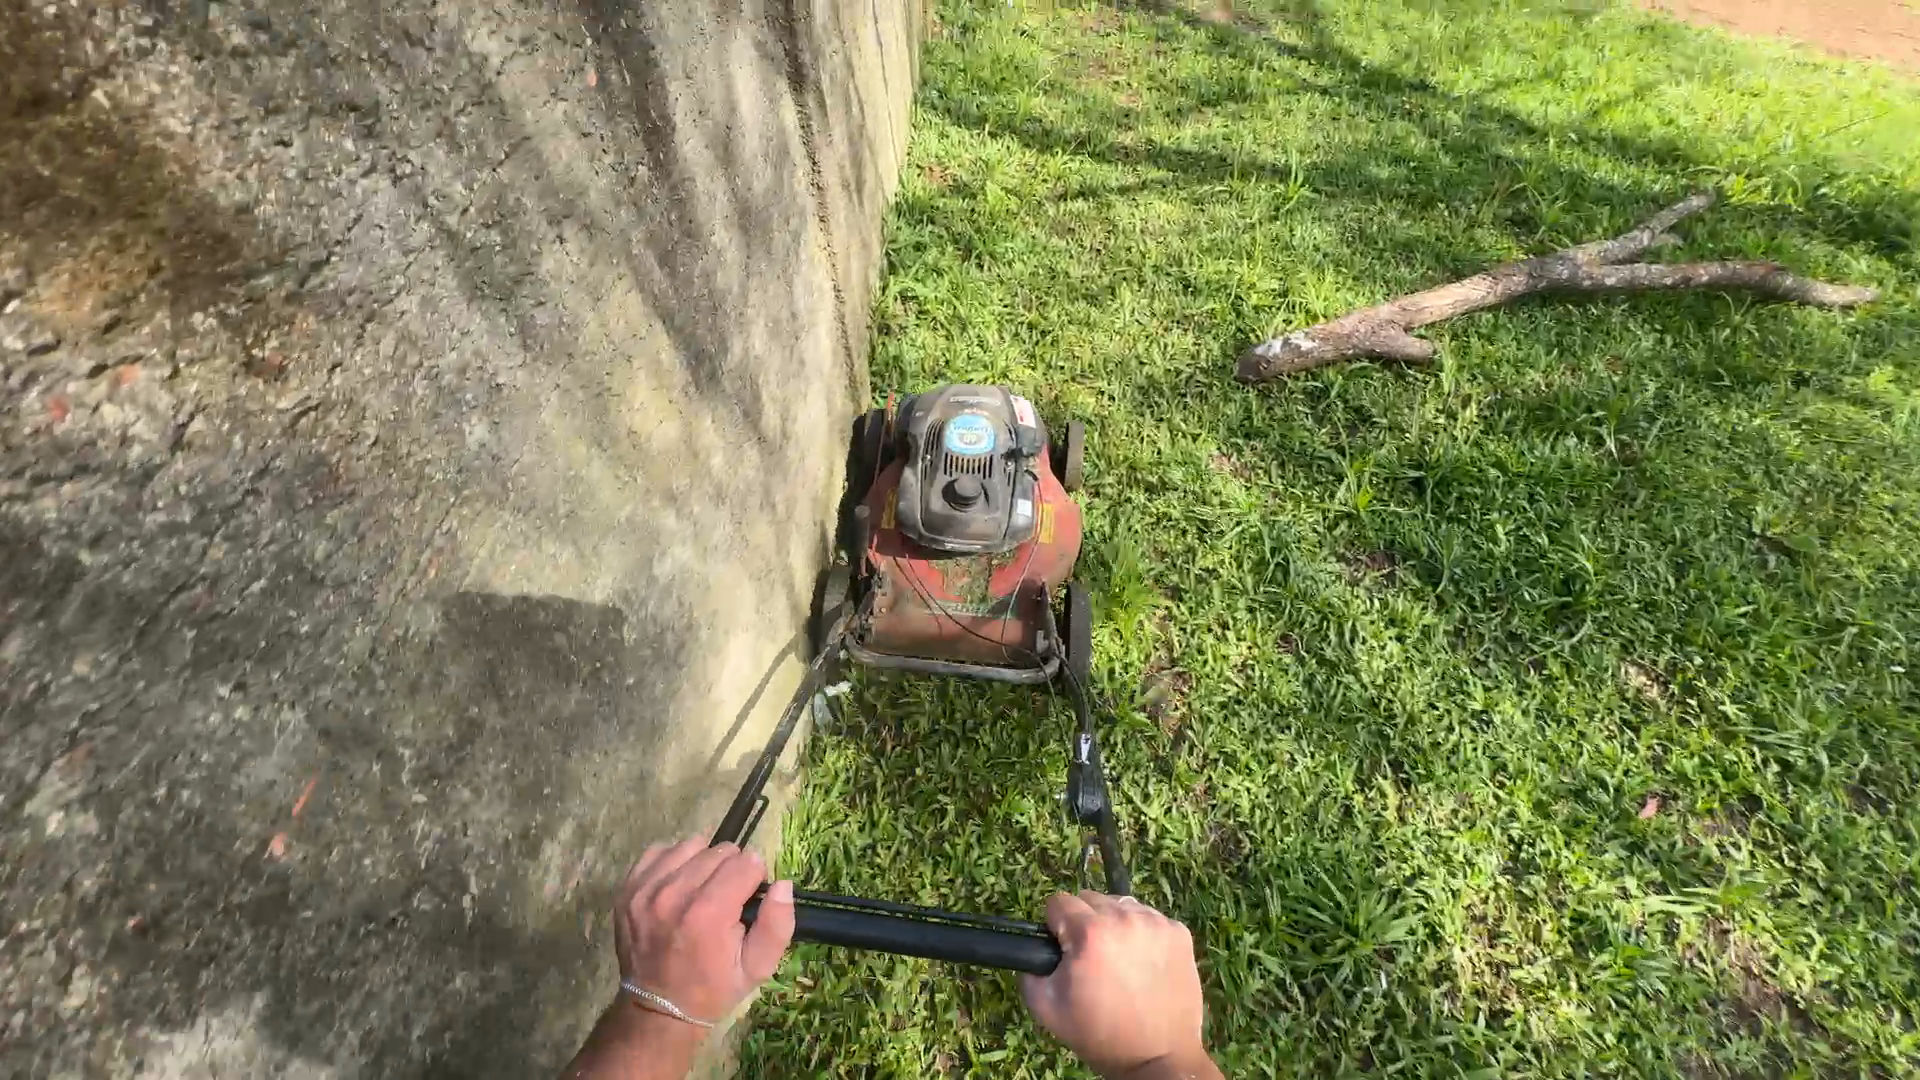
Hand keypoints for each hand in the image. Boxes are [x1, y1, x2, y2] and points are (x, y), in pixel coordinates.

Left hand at [612, 838, 795, 1025]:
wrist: (656, 1011)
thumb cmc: (712, 987)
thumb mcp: (757, 967)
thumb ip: (777, 924)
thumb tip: (781, 884)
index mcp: (707, 913)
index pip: (747, 862)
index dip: (754, 879)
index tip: (746, 901)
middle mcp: (673, 894)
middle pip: (721, 851)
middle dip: (731, 870)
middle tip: (725, 900)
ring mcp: (646, 889)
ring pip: (693, 845)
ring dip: (704, 863)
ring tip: (701, 891)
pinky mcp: (629, 888)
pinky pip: (662, 850)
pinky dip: (675, 862)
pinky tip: (678, 885)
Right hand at [1021, 892, 1210, 1078]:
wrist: (1161, 1060)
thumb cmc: (1101, 1035)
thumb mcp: (1048, 1010)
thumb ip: (1029, 971)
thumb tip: (1034, 947)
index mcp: (1089, 932)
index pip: (1058, 902)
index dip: (1056, 926)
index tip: (1065, 950)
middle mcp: (1123, 917)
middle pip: (1090, 899)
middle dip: (1084, 923)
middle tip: (1092, 960)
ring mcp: (1155, 922)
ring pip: (1120, 905)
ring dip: (1114, 924)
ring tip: (1119, 960)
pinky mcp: (1179, 932)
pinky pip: (1149, 918)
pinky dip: (1142, 933)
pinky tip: (1143, 962)